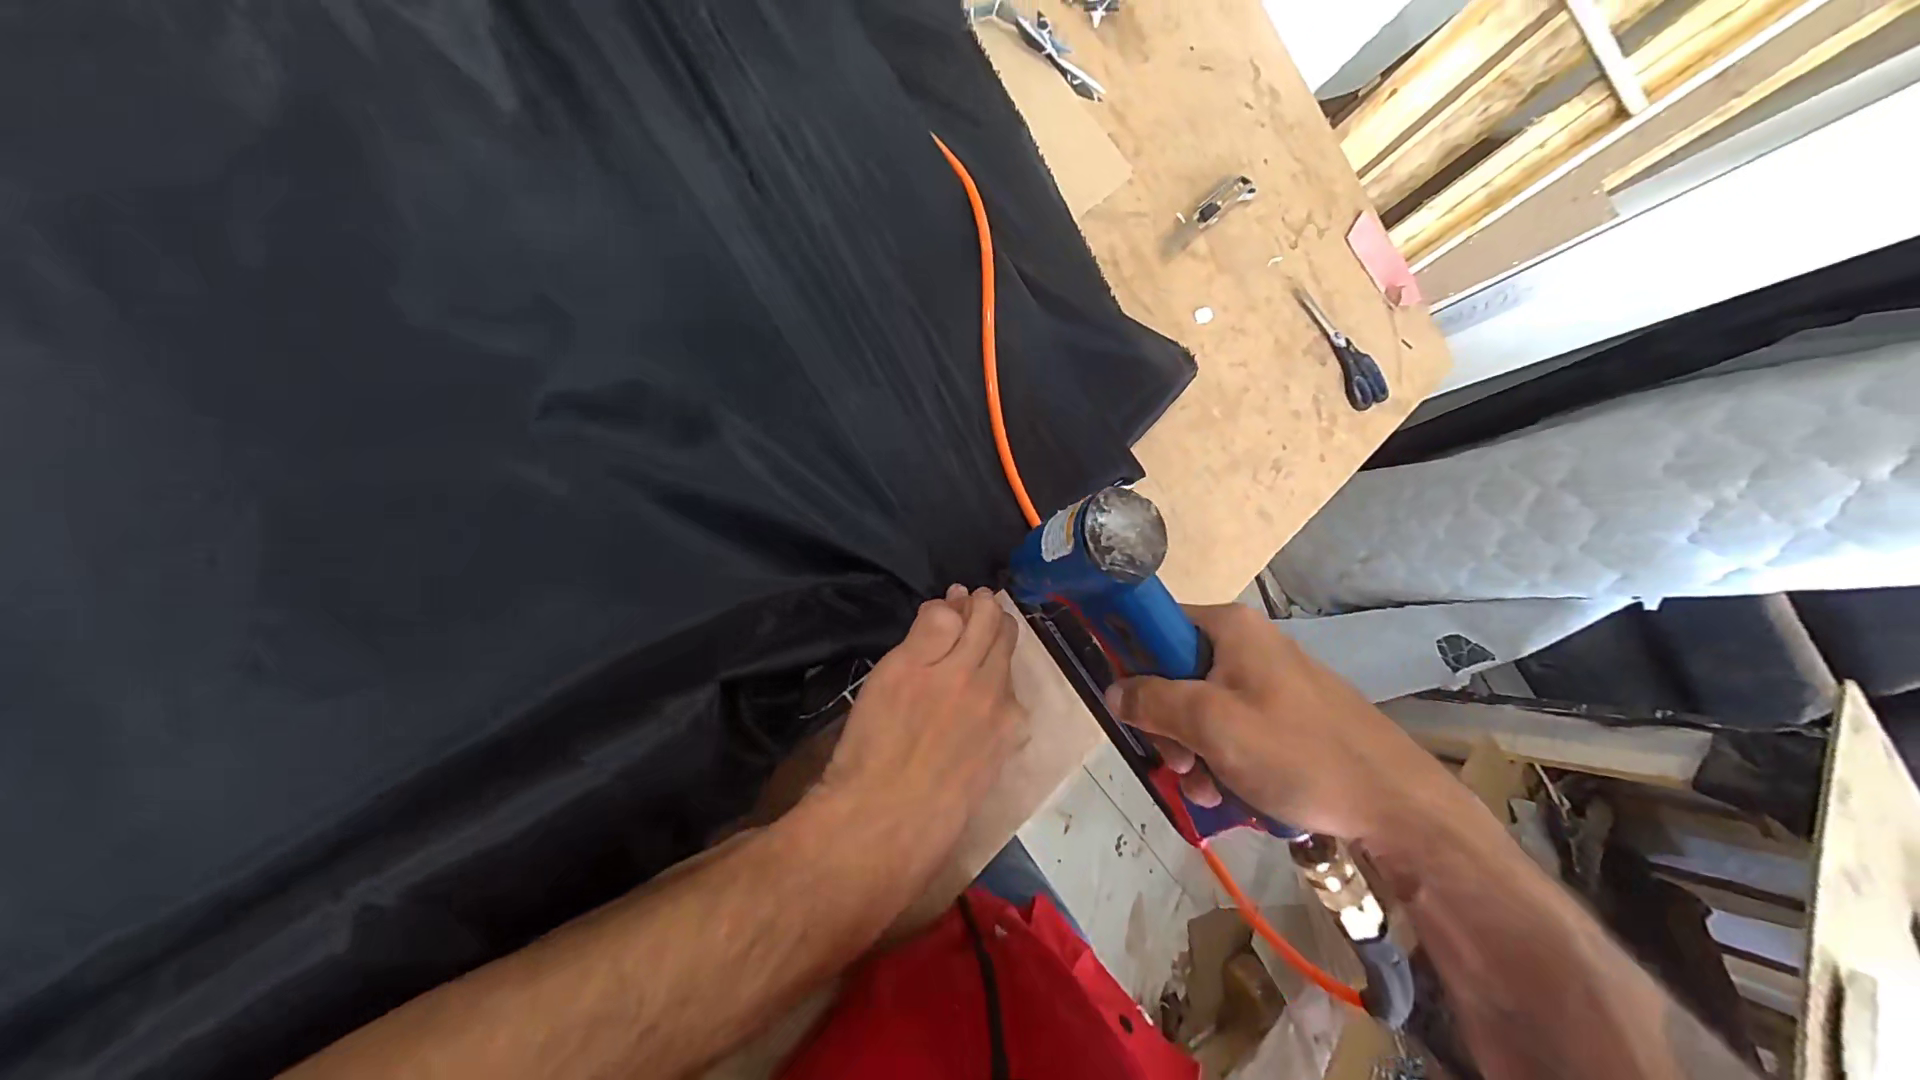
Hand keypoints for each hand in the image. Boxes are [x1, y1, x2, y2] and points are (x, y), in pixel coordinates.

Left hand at [817, 585, 1028, 839]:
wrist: (883, 821)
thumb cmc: (929, 819)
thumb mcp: (977, 779)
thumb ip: (988, 739)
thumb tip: (986, 716)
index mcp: (1010, 725)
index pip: (1012, 668)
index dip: (1000, 648)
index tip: (991, 640)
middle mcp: (992, 690)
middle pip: (1001, 635)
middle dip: (992, 616)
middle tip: (980, 604)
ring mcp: (953, 674)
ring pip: (977, 618)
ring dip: (971, 604)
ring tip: (961, 597)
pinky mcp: (914, 664)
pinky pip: (936, 620)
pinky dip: (937, 611)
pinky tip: (935, 610)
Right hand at [1106, 604, 1459, 841]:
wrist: (1398, 807)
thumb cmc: (1298, 752)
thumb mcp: (1211, 724)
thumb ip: (1152, 701)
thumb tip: (1113, 690)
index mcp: (1228, 627)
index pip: (1155, 623)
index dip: (1131, 660)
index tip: (1127, 704)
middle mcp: (1245, 644)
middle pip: (1173, 673)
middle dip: (1167, 723)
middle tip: (1178, 762)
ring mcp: (1266, 681)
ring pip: (1199, 708)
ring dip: (1191, 751)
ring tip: (1207, 787)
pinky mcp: (1283, 715)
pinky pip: (1230, 728)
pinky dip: (1220, 759)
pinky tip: (1229, 791)